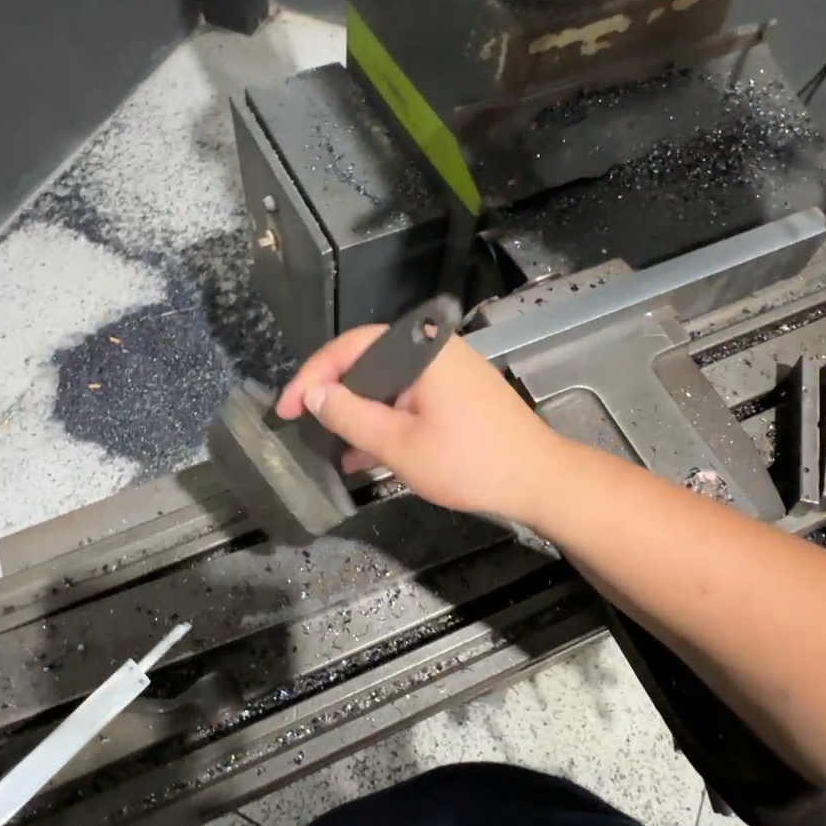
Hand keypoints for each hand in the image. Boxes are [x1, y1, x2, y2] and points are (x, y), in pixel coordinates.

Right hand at [276, 328, 570, 522]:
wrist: (539, 479)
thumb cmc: (468, 462)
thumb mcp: (398, 445)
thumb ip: (349, 415)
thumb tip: (312, 393)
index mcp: (418, 350)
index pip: (349, 347)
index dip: (311, 376)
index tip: (285, 409)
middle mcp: (433, 349)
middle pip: (367, 362)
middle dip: (335, 396)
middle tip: (307, 426)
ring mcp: (449, 370)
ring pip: (387, 384)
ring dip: (360, 415)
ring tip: (335, 450)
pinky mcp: (459, 392)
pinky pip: (410, 397)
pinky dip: (387, 420)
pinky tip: (367, 455)